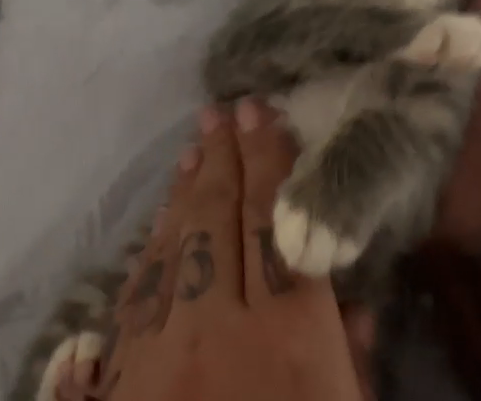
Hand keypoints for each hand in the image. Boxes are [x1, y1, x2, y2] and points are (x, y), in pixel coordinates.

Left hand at [66, 102, 367, 400]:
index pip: (277, 227)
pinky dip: (154, 245)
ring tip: (196, 145)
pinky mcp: (127, 371)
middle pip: (222, 220)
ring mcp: (163, 345)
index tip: (260, 113)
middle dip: (226, 158)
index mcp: (289, 344)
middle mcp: (219, 326)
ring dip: (186, 190)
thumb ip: (353, 362)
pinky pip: (141, 289)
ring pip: (176, 243)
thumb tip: (351, 296)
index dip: (269, 162)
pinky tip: (160, 220)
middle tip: (223, 109)